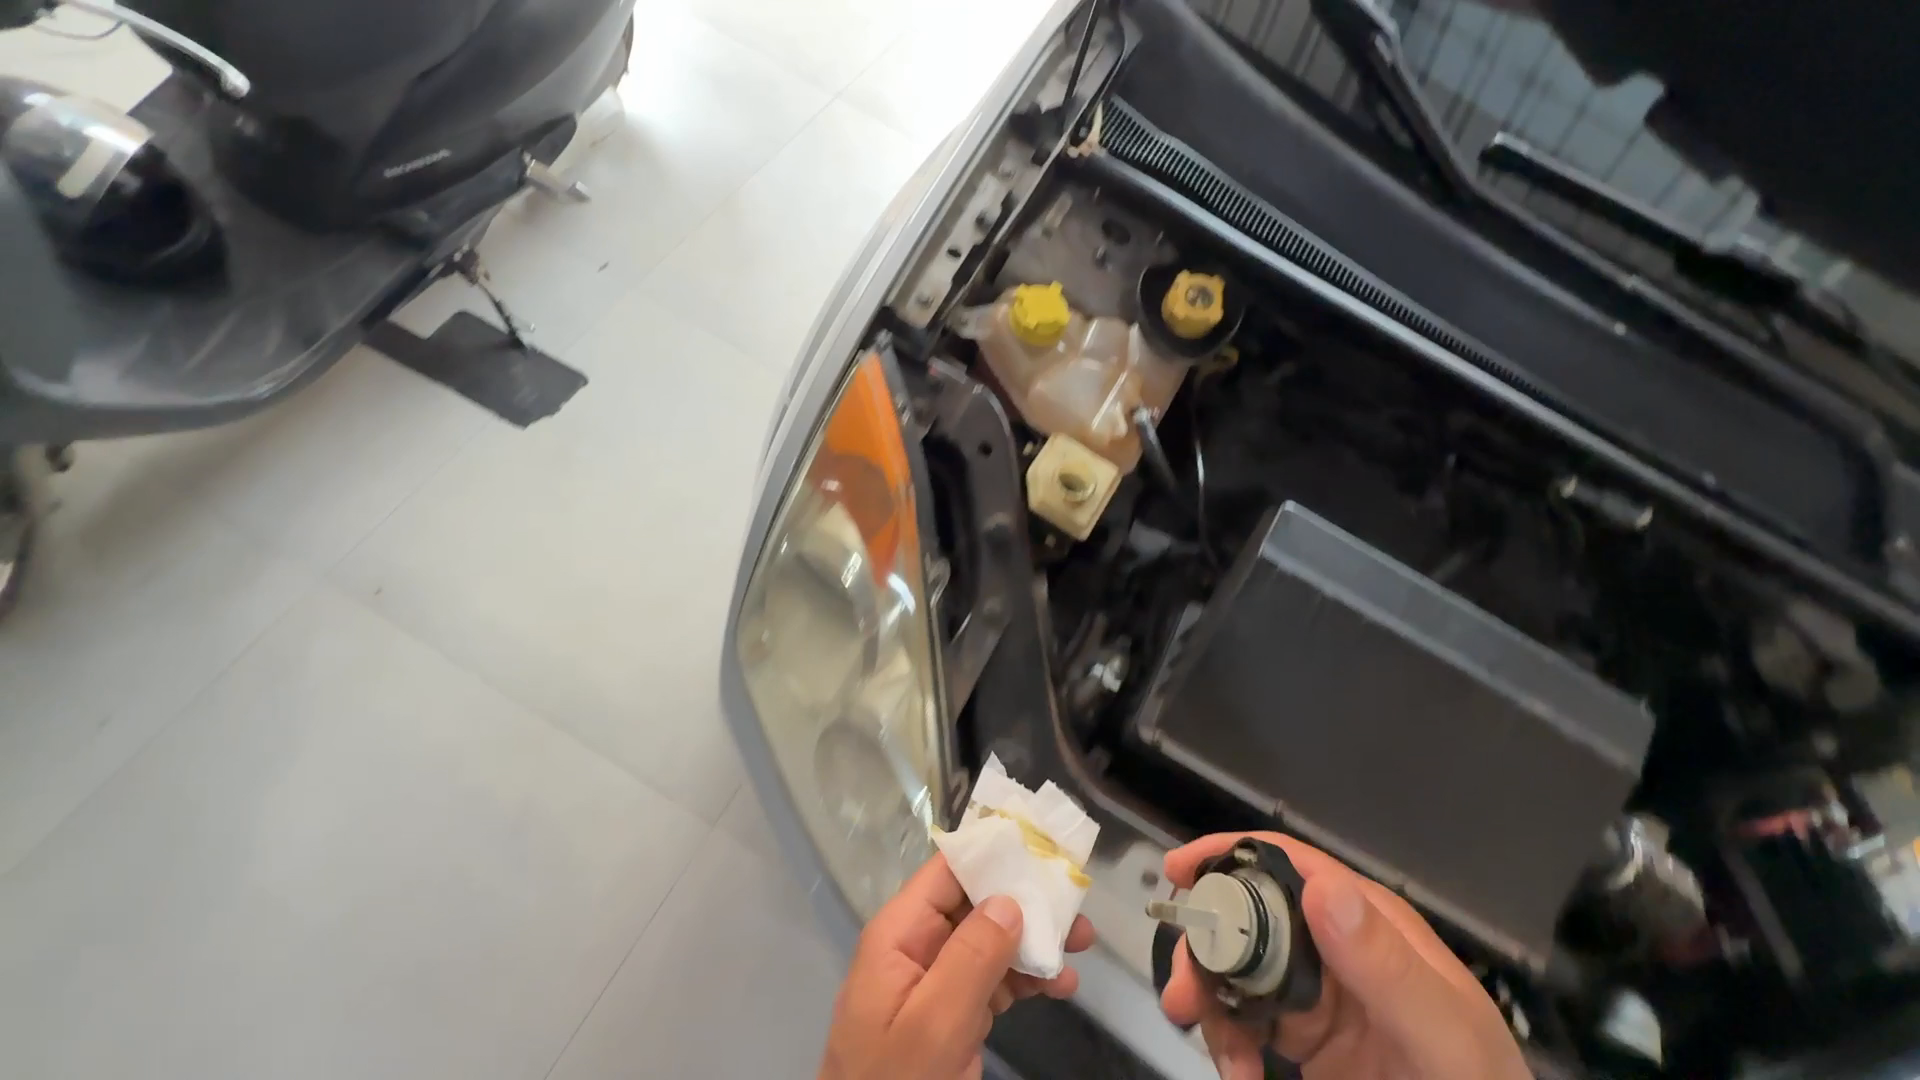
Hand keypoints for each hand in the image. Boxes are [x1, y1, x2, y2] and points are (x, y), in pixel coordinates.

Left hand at [819, 852, 1095, 1079]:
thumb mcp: (932, 1022)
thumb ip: (971, 958)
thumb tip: (1010, 900)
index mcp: (900, 934)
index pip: (947, 873)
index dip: (992, 854)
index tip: (1042, 848)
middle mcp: (917, 948)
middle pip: (975, 904)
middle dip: (1026, 900)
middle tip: (1078, 907)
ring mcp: (935, 984)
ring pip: (991, 942)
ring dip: (1036, 941)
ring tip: (1083, 943)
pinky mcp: (952, 1017)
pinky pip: (994, 982)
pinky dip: (1028, 980)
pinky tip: (1062, 985)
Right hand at [1161, 833, 1530, 1079]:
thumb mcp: (1443, 1035)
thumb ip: (1384, 965)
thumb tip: (1318, 886)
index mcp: (1368, 923)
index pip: (1290, 865)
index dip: (1230, 855)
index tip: (1177, 871)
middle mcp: (1334, 948)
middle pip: (1248, 919)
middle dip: (1206, 949)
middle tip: (1182, 996)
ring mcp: (1316, 995)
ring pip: (1236, 971)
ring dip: (1211, 1003)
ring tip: (1221, 1057)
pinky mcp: (1304, 1040)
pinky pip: (1245, 1021)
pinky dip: (1229, 1044)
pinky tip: (1239, 1074)